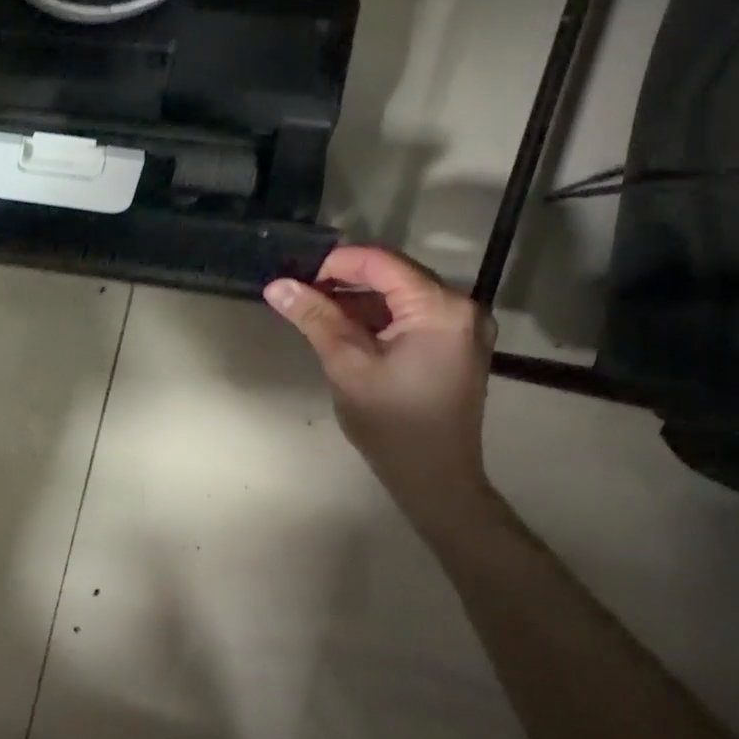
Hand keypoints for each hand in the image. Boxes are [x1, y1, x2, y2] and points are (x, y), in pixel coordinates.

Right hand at [264, 246, 497, 520]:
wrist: (434, 476)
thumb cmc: (390, 421)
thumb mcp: (346, 364)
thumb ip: (315, 318)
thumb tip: (277, 285)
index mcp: (439, 308)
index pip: (380, 262)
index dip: (334, 264)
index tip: (295, 281)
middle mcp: (460, 308)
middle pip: (392, 274)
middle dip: (343, 280)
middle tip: (300, 296)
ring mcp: (462, 327)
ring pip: (399, 294)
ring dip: (357, 299)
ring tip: (315, 315)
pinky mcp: (455, 344)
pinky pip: (410, 314)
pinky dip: (376, 316)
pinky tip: (345, 332)